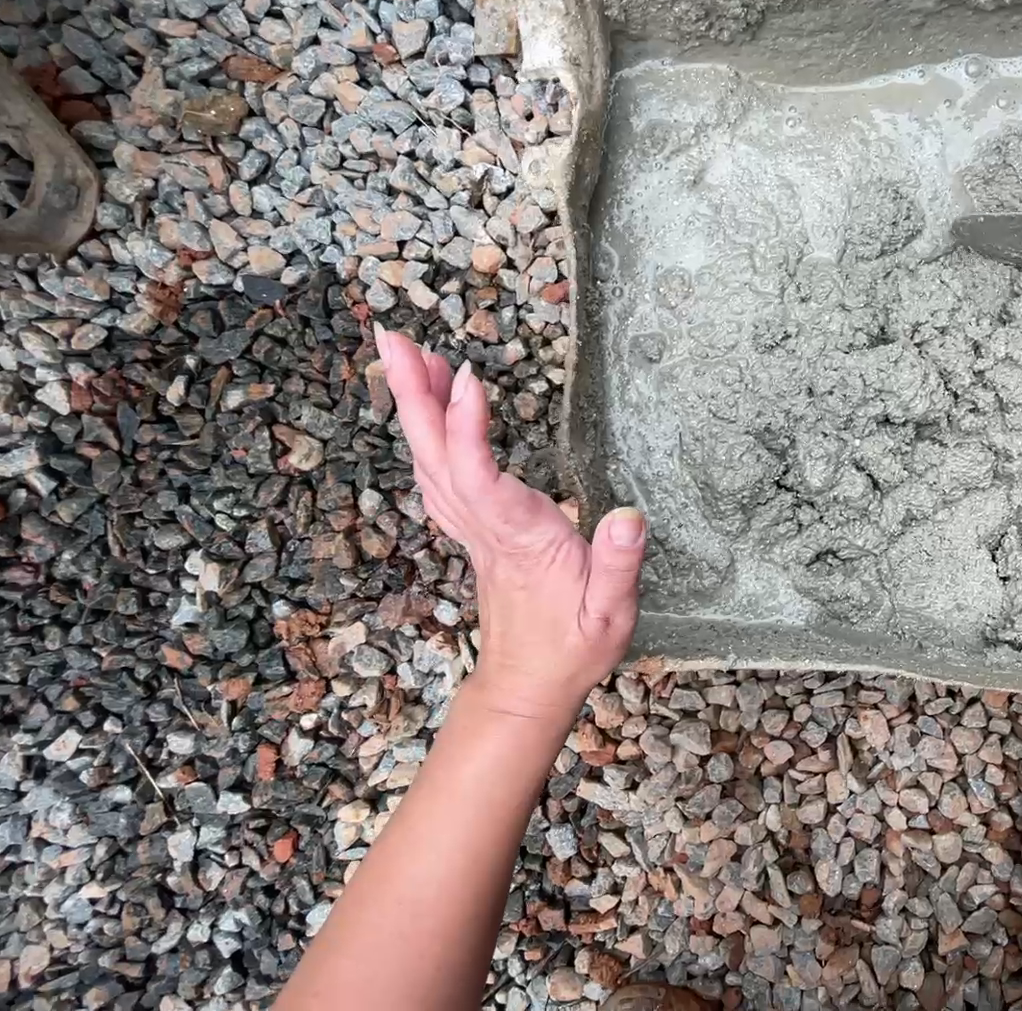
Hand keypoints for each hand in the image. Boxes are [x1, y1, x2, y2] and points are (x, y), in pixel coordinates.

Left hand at [375, 325, 646, 713]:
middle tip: (392, 339)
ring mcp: (473, 530)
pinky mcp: (474, 532)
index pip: (481, 478)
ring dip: (414, 409)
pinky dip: (427, 438)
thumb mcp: (611, 613)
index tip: (465, 377)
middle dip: (412, 396)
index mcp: (521, 539)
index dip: (467, 429)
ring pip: (430, 463)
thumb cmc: (572, 647)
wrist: (530, 683)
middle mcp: (486, 528)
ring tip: (410, 357)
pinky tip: (428, 415)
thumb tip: (629, 515)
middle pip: (436, 457)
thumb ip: (619, 564)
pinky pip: (437, 478)